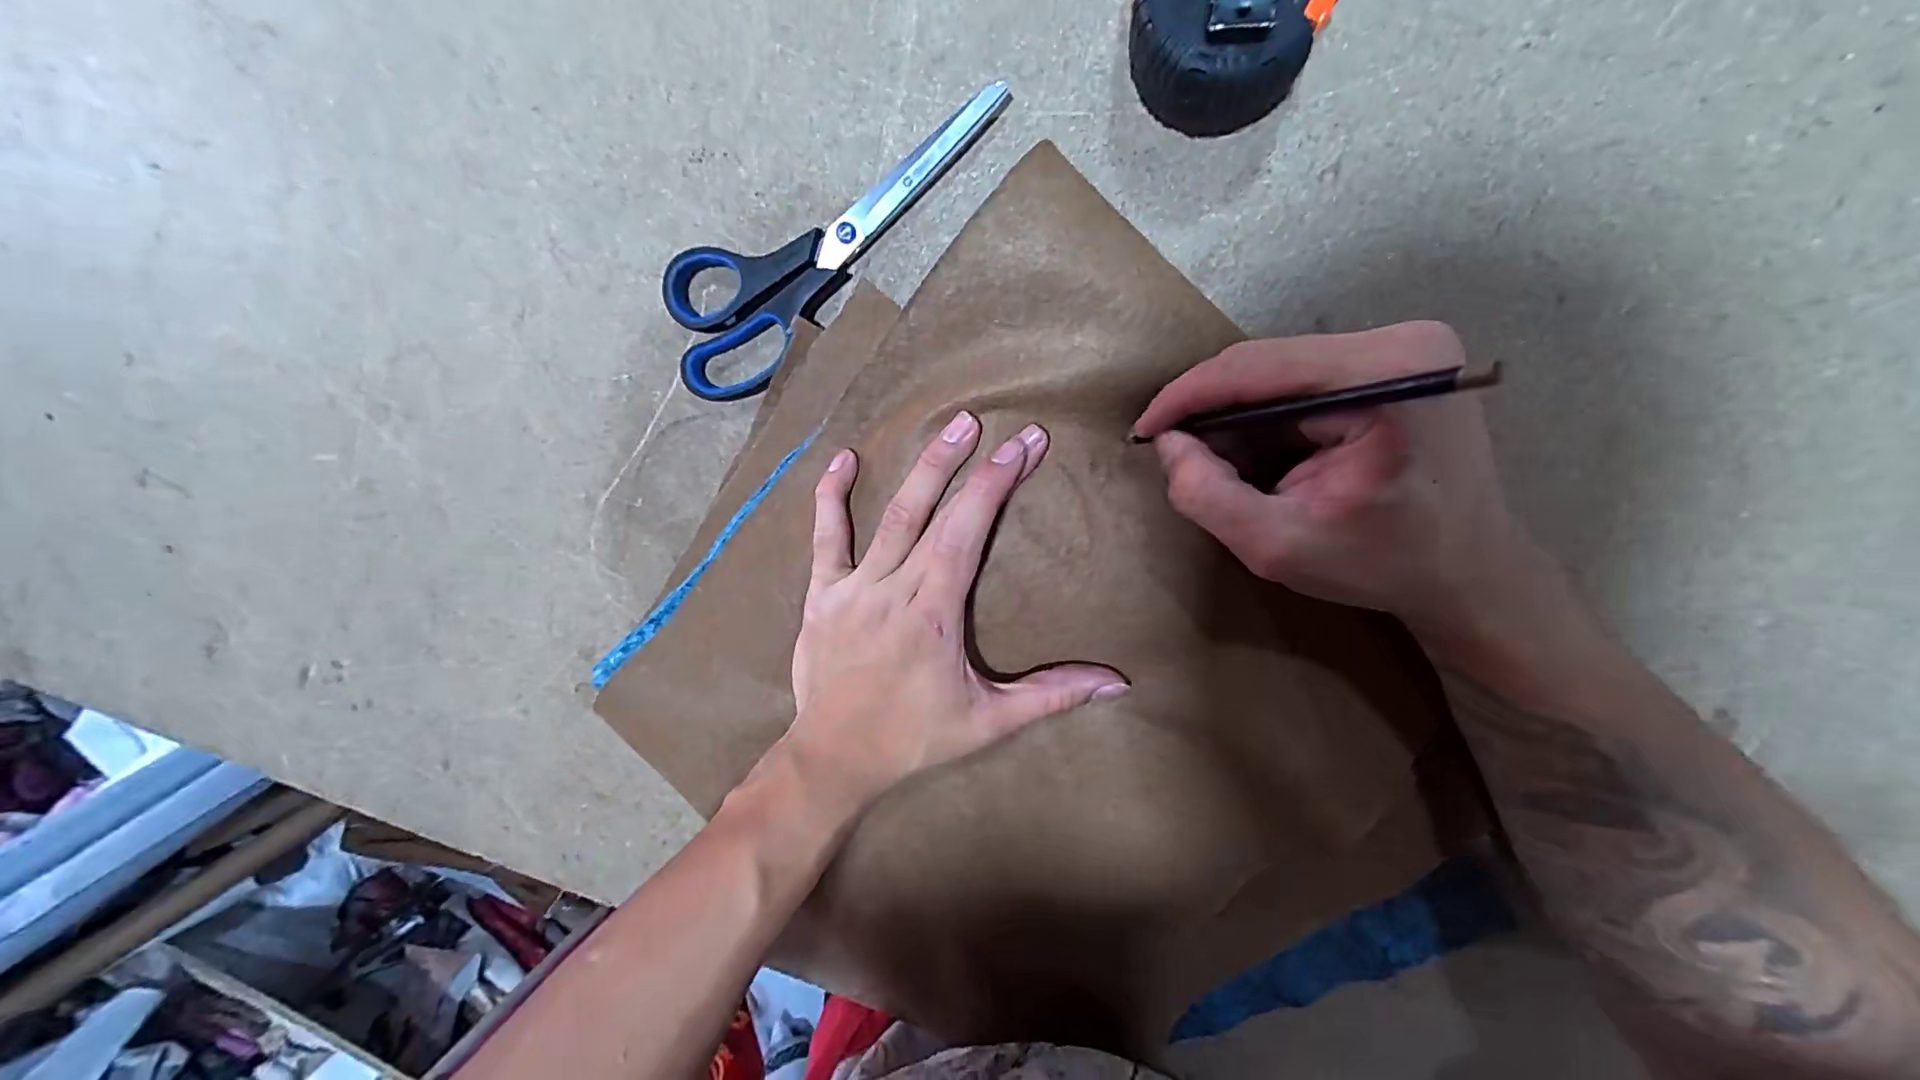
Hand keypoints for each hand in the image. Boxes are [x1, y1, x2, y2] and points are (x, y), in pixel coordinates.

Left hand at [779, 412, 1128, 808]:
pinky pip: (826, 540)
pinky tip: (844, 460)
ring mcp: (853, 588)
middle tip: (991, 425)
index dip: (995, 485)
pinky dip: (831, 498)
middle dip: (968, 466)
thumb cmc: (913, 738)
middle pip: (934, 514)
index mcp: (933, 612)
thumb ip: (1051, 695)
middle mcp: (893, 589)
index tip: (1023, 446)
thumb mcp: (988, 720)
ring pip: (889, 517)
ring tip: (948, 428)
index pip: (967, 532)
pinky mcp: (822, 595)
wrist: (833, 756)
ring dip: (920, 469)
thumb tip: (1118, 683)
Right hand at [1132, 321, 1542, 640]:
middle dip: (1211, 412)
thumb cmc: (1384, 565)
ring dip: (1237, 416)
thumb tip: (1168, 444)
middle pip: (1266, 364)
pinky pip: (1301, 379)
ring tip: (1223, 467)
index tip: (1144, 432)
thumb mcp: (1277, 547)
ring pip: (1278, 370)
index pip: (1255, 368)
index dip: (1186, 396)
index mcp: (1385, 376)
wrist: (1471, 572)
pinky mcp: (1397, 361)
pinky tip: (1262, 455)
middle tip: (1180, 459)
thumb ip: (1208, 496)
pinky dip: (1266, 416)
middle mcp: (1400, 342)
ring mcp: (1404, 346)